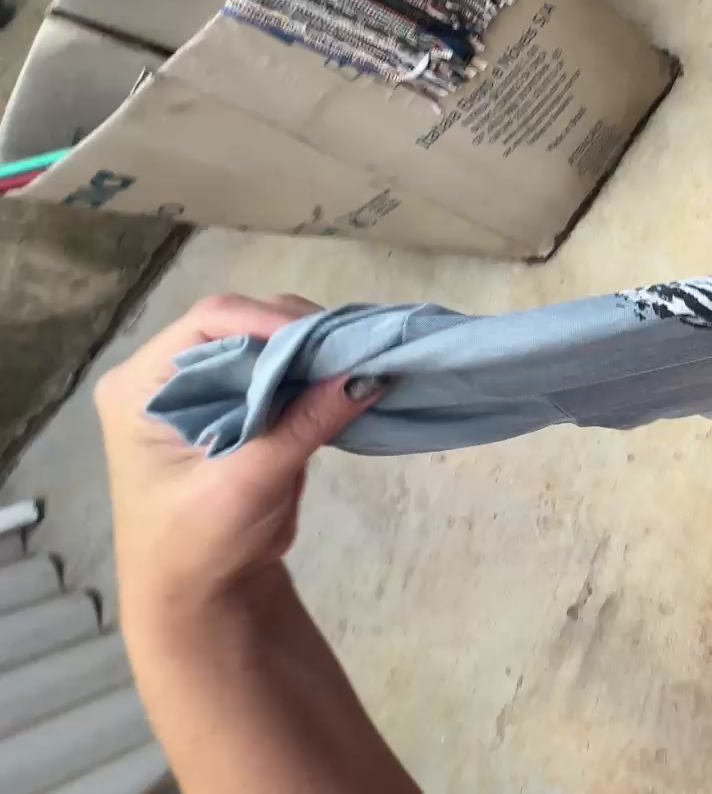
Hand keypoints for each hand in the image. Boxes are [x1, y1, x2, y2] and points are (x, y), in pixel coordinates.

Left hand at [96, 294, 381, 623]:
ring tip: (365, 364)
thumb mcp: (249, 481)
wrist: (206, 587)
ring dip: (326, 349)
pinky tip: (356, 380)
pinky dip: (330, 368)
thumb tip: (371, 373)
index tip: (332, 342)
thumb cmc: (199, 540)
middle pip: (251, 320)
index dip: (273, 321)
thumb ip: (305, 422)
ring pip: (282, 338)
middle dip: (308, 332)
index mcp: (145, 387)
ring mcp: (217, 387)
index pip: (212, 321)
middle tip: (359, 352)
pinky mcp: (255, 401)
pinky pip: (298, 366)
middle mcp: (176, 375)